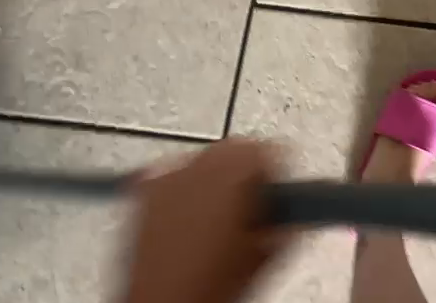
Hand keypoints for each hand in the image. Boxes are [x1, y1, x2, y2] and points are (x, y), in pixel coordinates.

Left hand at [122, 140, 287, 302]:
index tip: (277, 193)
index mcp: (237, 170)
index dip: (277, 173)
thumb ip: (285, 217)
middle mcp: (201, 162)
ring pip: (204, 161)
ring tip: (217, 217)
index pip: (269, 148)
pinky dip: (184, 191)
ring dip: (215, 180)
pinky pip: (173, 177)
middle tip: (250, 206)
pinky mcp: (143, 191)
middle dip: (245, 173)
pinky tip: (189, 221)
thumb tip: (292, 207)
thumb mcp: (267, 252)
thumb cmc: (209, 286)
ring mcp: (168, 174)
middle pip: (236, 148)